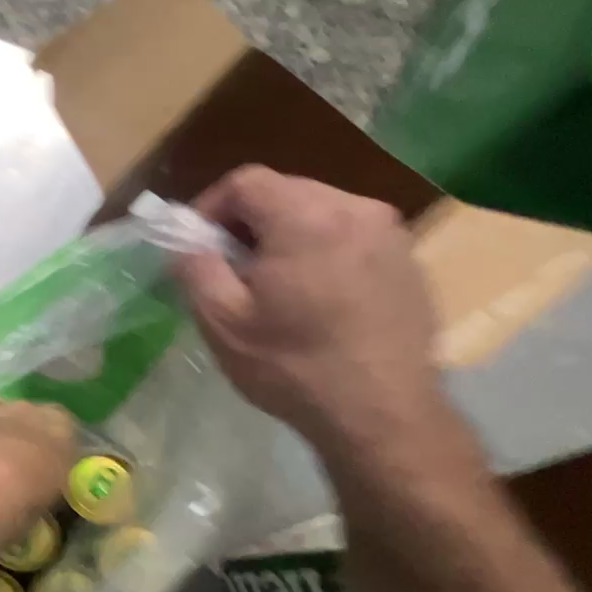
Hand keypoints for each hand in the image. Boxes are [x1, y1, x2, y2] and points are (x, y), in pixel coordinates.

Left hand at [0, 398, 76, 583]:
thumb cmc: (3, 518)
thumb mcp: (38, 509)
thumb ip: (42, 487)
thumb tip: (33, 486)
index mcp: (61, 436)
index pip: (65, 431)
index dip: (49, 449)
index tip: (39, 469)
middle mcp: (26, 412)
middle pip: (25, 417)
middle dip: (16, 436)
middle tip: (3, 467)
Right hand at [171, 166, 446, 447]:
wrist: (378, 409)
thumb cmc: (290, 365)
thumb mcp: (222, 321)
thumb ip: (196, 269)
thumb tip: (184, 242)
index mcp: (306, 218)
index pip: (246, 181)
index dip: (208, 207)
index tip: (193, 248)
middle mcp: (356, 208)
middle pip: (286, 192)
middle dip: (246, 224)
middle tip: (224, 271)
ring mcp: (390, 232)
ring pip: (320, 213)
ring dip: (283, 239)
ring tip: (266, 289)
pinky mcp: (407, 259)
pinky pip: (350, 237)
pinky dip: (319, 254)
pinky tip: (310, 301)